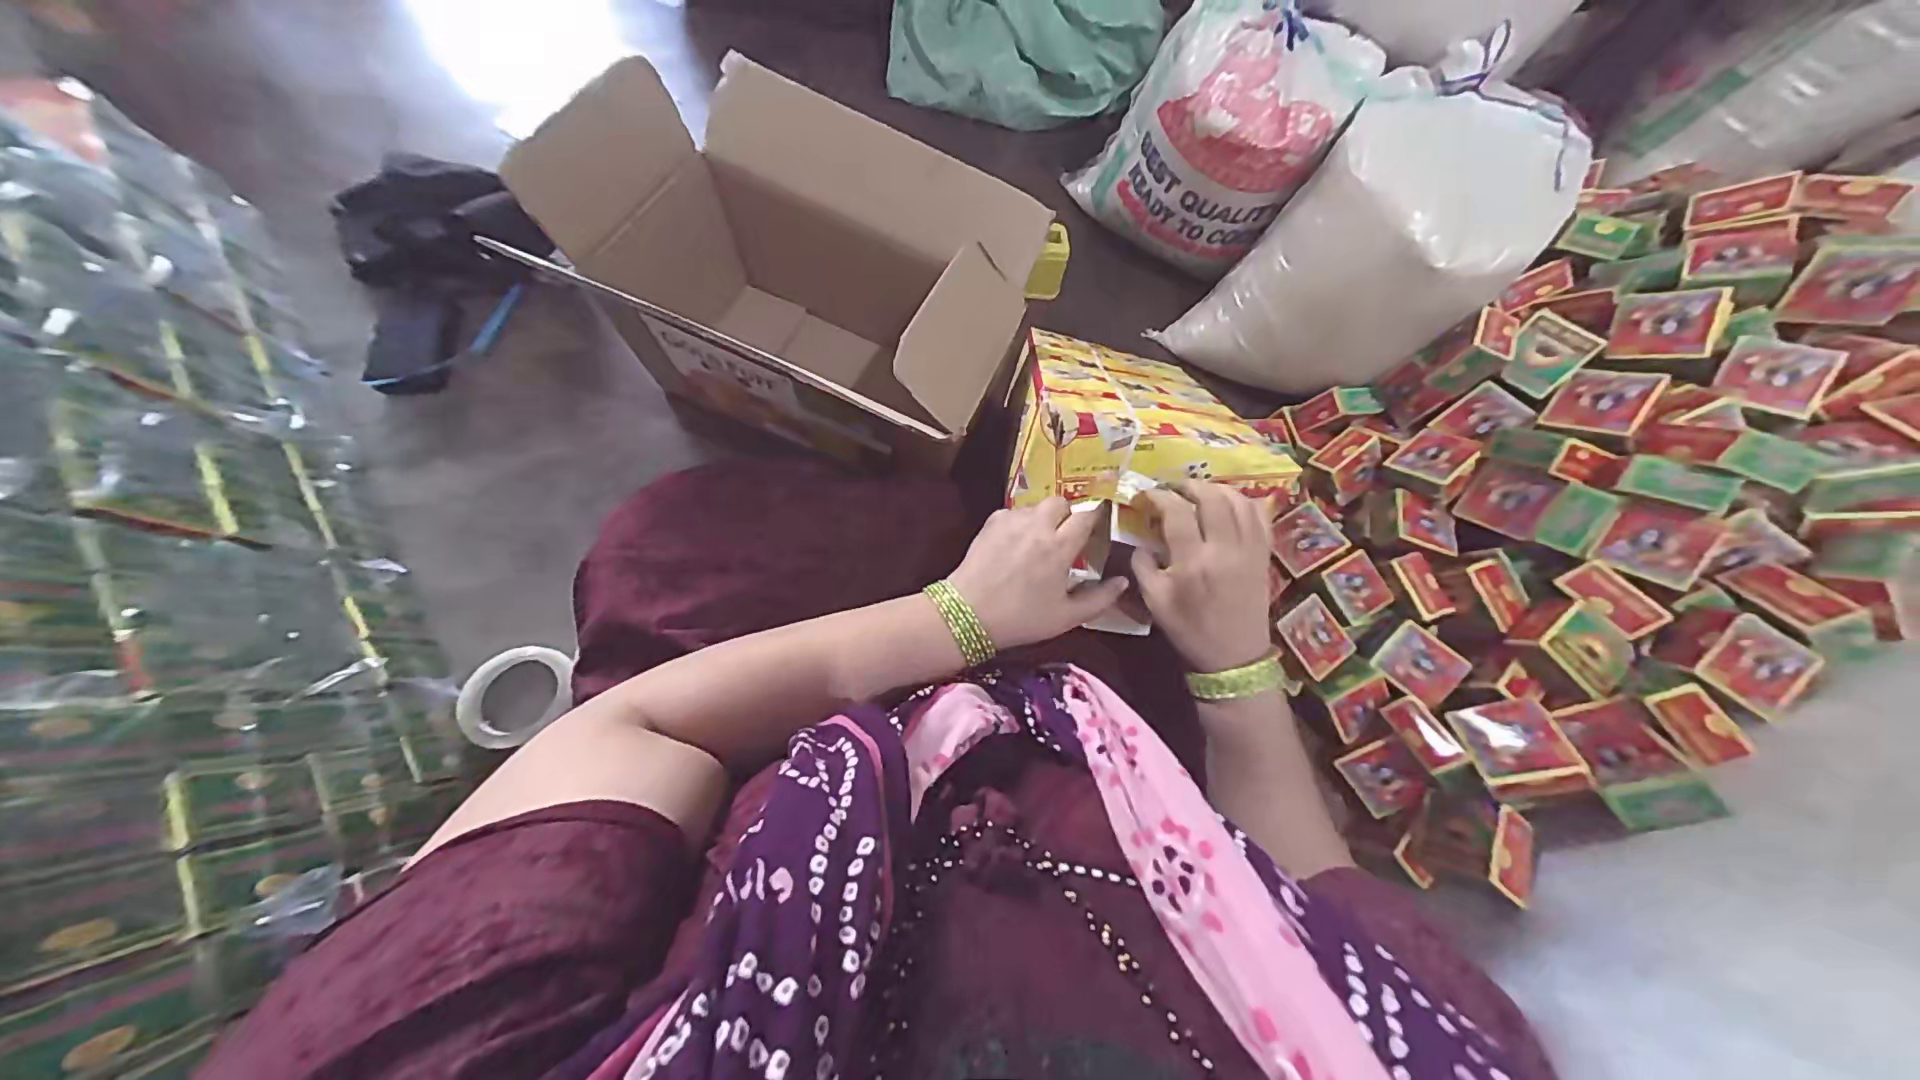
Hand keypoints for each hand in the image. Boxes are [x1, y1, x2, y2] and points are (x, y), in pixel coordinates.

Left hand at [945, 497, 1129, 649]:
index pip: (1087, 516)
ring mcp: (1011, 521)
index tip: (1097, 528)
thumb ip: (1100, 598)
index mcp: (1060, 547)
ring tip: (1039, 541)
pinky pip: (1013, 513)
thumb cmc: (1021, 618)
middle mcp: (1037, 526)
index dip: (1095, 518)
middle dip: (1067, 514)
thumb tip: (1123, 581)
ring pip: (1035, 506)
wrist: (968, 613)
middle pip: (1060, 502)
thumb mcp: (1066, 617)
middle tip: (1065, 535)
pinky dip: (1019, 522)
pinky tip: (1016, 543)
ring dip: (1042, 518)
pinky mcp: (990, 524)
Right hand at [1131, 481, 1273, 672]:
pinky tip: (1228, 502)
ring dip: (1215, 489)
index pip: (1176, 513)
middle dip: (1188, 486)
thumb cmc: (1190, 629)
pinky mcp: (1264, 553)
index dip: (1159, 496)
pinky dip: (1243, 501)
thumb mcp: (1154, 601)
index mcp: (1193, 562)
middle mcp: (1224, 549)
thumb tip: (1141, 540)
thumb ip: (1142, 566)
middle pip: (1210, 498)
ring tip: (1198, 492)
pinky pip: (1259, 515)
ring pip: (1238, 501)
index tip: (1146, 494)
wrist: (1234, 656)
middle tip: (1172, 488)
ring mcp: (1249, 549)